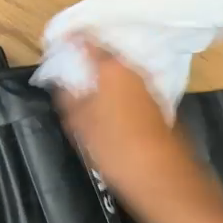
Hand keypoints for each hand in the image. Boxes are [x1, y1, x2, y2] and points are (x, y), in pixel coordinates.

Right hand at [49, 41, 218, 222]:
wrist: (166, 183)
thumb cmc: (117, 148)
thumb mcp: (81, 124)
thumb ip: (68, 97)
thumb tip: (61, 80)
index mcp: (112, 67)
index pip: (86, 39)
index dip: (70, 40)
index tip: (55, 44)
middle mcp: (134, 70)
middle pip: (106, 54)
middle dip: (87, 57)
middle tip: (68, 65)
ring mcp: (150, 89)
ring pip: (120, 73)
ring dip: (103, 76)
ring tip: (84, 87)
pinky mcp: (159, 108)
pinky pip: (131, 89)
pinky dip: (117, 91)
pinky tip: (107, 108)